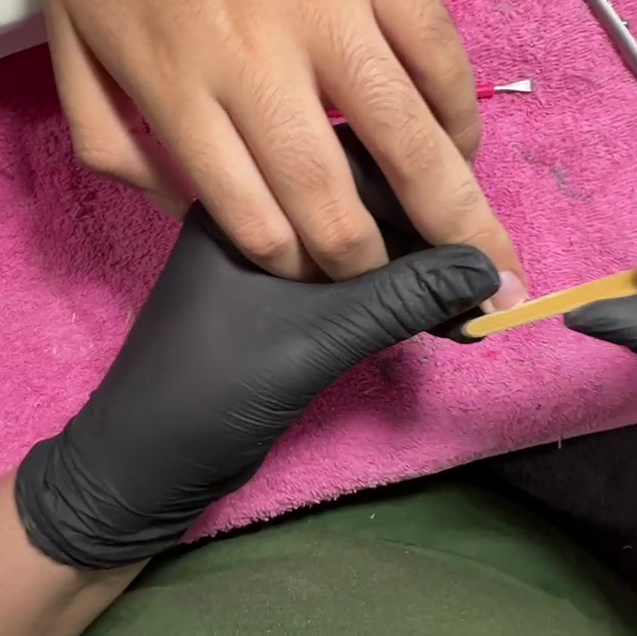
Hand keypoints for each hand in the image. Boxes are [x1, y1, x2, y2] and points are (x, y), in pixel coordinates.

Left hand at [16, 206, 498, 568]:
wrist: (144, 465)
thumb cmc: (213, 391)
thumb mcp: (313, 340)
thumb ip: (400, 298)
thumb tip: (490, 270)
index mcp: (252, 199)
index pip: (359, 170)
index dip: (432, 198)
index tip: (492, 242)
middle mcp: (262, 214)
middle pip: (369, 206)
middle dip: (434, 242)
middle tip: (492, 282)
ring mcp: (273, 260)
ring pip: (366, 247)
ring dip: (420, 275)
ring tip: (471, 308)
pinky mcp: (282, 303)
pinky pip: (352, 284)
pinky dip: (396, 299)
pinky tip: (436, 317)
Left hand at [32, 0, 524, 303]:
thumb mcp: (66, 41)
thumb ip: (109, 145)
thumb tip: (182, 214)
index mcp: (179, 91)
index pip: (261, 225)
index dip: (298, 272)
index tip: (318, 280)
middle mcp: (259, 62)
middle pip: (339, 207)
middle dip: (378, 271)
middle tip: (408, 294)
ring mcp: (330, 6)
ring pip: (410, 144)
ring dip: (451, 216)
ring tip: (478, 254)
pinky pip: (443, 61)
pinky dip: (460, 118)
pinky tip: (458, 145)